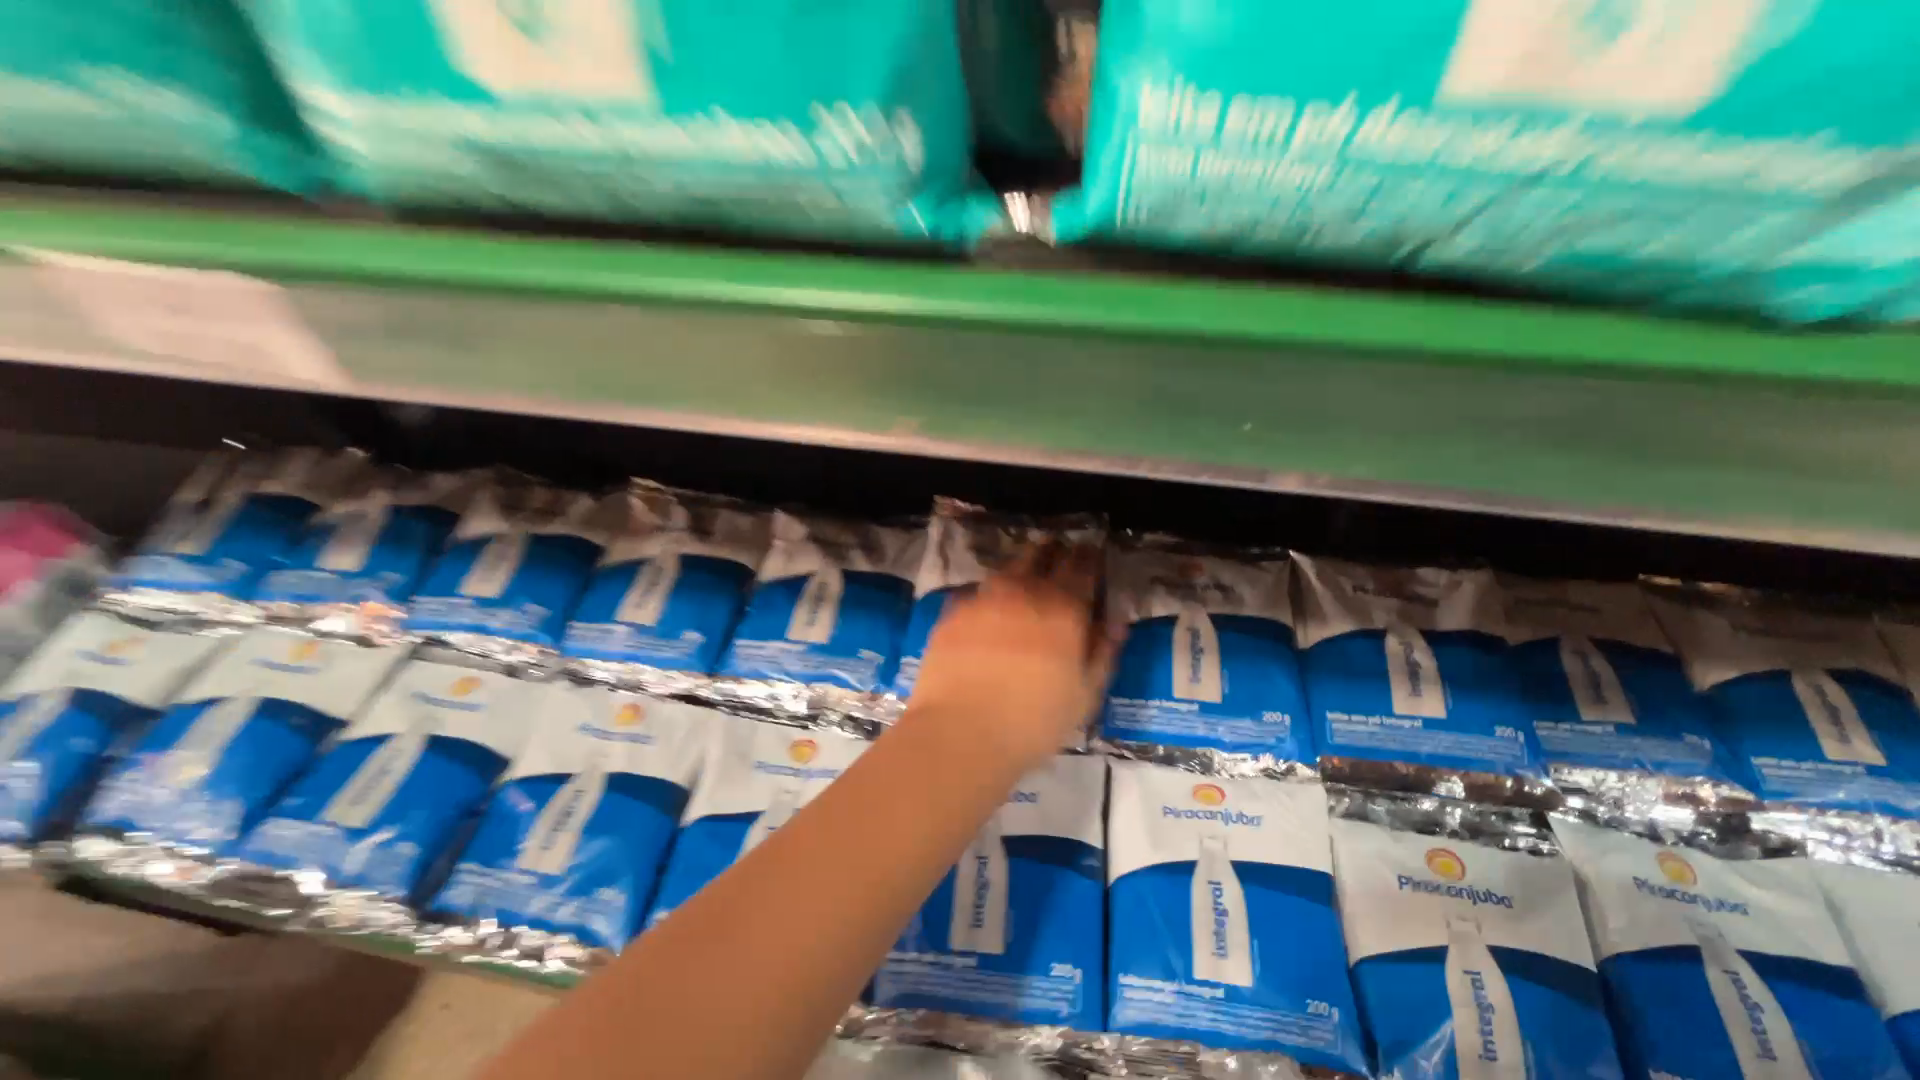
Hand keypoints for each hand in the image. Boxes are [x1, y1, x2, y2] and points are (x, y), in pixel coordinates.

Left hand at [902, 542, 1118, 773]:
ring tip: (1026, 577)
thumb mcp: (1085, 695)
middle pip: (1043, 554)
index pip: (1082, 566)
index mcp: (1065, 607)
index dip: (1089, 557)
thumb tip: (1115, 622)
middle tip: (1061, 555)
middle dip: (1056, 552)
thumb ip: (1103, 653)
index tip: (1092, 554)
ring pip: (1008, 567)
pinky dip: (989, 594)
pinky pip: (977, 591)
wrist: (959, 731)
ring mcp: (984, 597)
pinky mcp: (952, 612)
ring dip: (1022, 566)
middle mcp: (1025, 590)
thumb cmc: (1034, 721)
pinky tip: (988, 609)